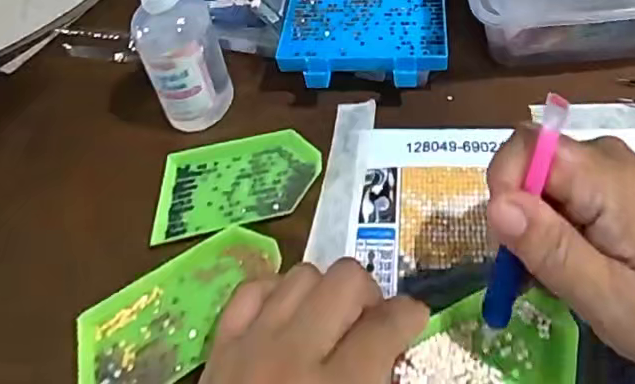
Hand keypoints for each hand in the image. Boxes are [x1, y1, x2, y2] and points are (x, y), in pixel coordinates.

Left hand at [201, 258, 428, 383]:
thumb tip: (395, 359)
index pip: (385, 325)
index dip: (409, 315)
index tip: (414, 319)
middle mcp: (294, 356)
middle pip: (346, 280)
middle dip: (368, 295)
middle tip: (369, 325)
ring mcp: (252, 345)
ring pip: (302, 275)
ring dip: (323, 293)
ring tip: (327, 323)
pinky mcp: (220, 347)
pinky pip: (254, 289)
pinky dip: (275, 296)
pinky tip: (285, 320)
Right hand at [486, 127, 634, 381]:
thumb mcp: (606, 297)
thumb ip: (549, 247)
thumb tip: (494, 205)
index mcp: (603, 174)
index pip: (527, 145)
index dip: (504, 185)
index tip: (507, 243)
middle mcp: (600, 154)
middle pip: (529, 160)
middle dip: (515, 213)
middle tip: (527, 273)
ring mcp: (604, 166)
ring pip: (538, 178)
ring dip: (530, 225)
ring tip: (551, 279)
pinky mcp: (605, 182)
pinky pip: (556, 189)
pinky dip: (547, 226)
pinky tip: (565, 265)